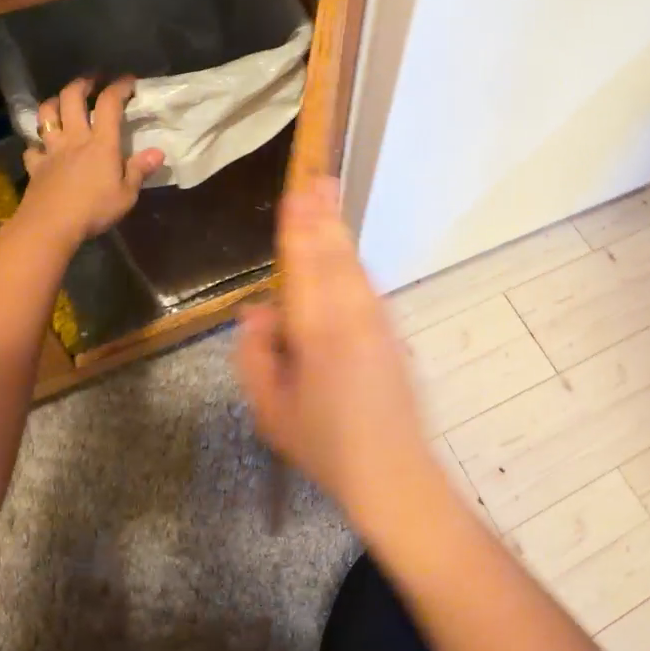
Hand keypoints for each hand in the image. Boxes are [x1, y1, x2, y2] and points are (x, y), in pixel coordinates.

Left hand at [21, 78, 164, 242]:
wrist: (50, 225)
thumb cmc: (93, 210)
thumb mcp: (126, 195)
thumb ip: (139, 170)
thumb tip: (157, 152)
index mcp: (101, 143)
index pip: (109, 104)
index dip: (119, 87)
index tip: (128, 80)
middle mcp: (75, 139)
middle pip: (71, 98)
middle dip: (82, 84)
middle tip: (91, 81)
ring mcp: (51, 150)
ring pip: (46, 115)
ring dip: (53, 103)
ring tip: (61, 103)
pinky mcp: (35, 166)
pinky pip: (32, 148)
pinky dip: (36, 144)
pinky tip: (42, 148)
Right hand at [235, 178, 438, 533]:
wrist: (393, 472)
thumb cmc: (324, 445)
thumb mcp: (271, 410)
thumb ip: (256, 355)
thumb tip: (256, 310)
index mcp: (318, 332)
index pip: (304, 267)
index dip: (299, 228)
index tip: (295, 194)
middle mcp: (351, 317)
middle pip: (334, 255)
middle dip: (322, 216)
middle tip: (316, 178)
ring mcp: (378, 323)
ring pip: (354, 266)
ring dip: (339, 232)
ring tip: (328, 199)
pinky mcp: (393, 334)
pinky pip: (368, 285)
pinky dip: (354, 260)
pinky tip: (347, 251)